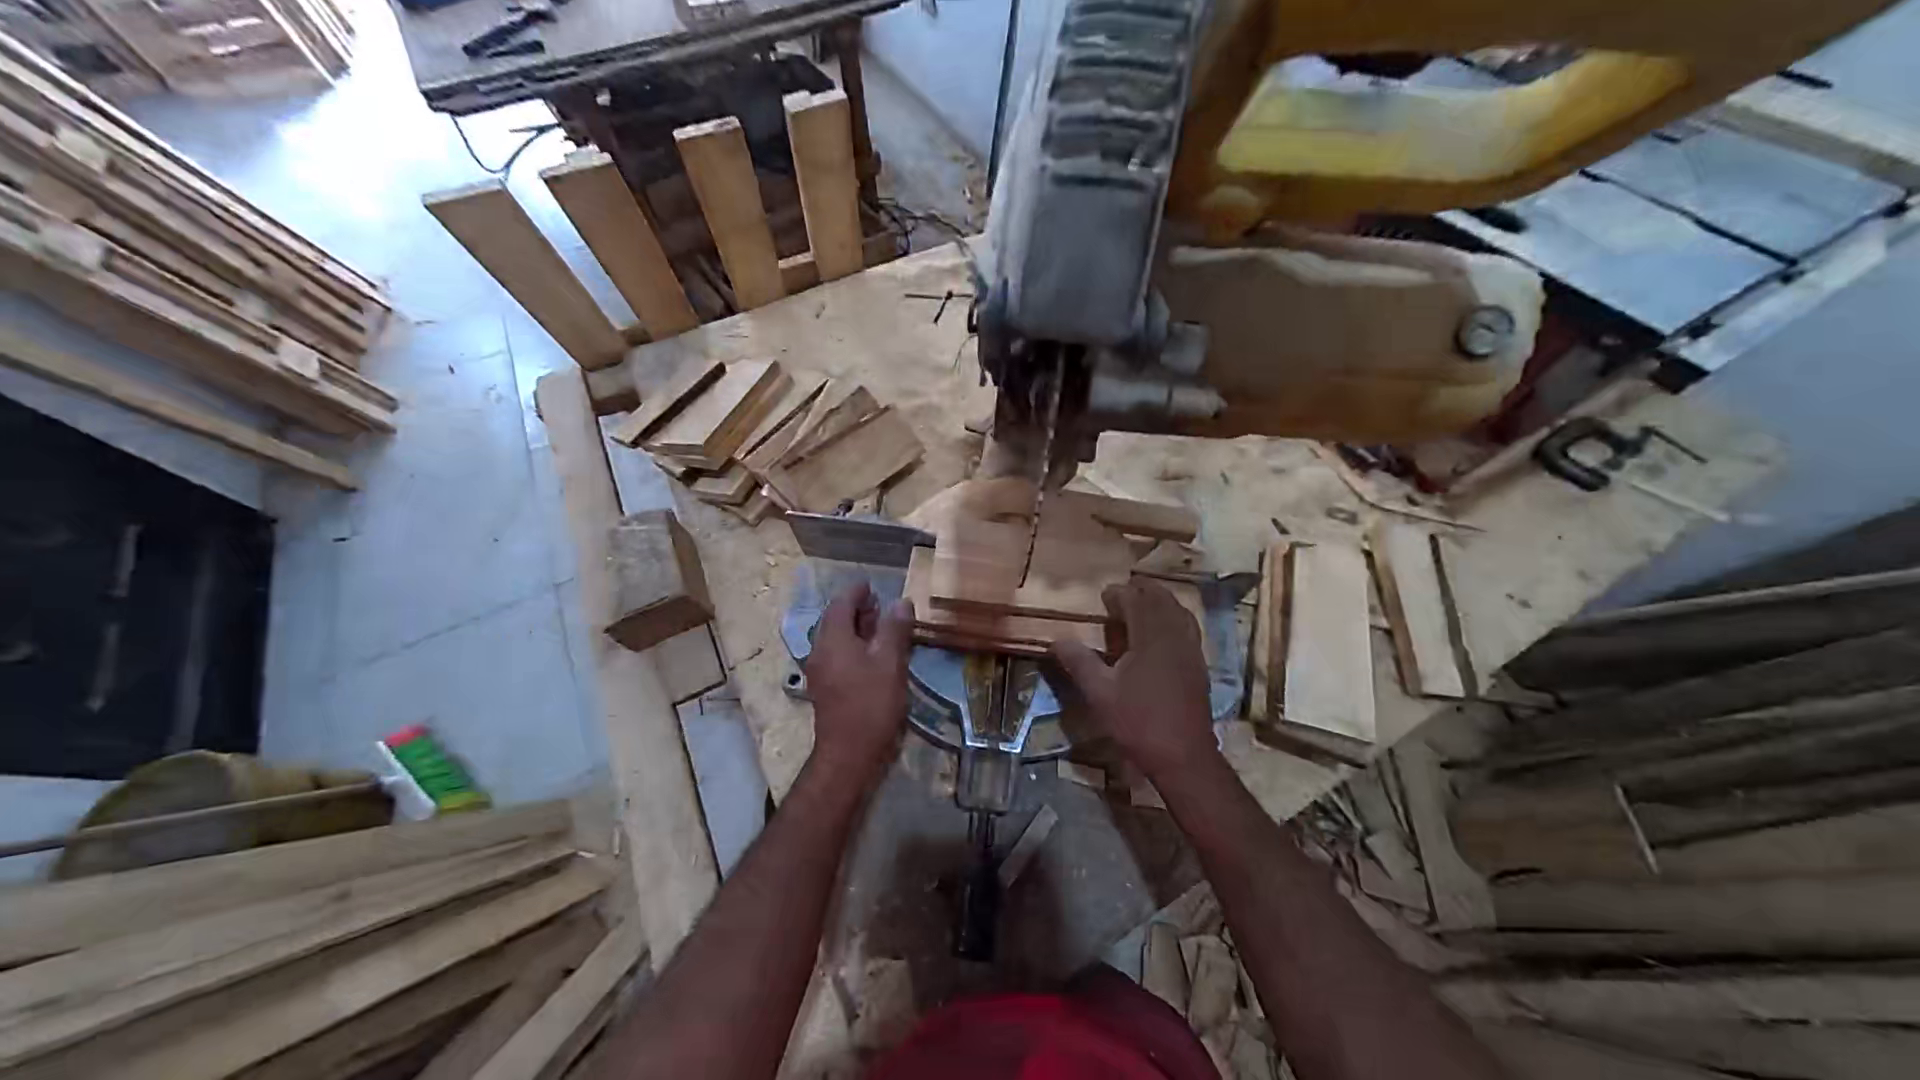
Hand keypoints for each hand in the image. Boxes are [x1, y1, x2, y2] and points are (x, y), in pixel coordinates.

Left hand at [805, 582, 913, 782]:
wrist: (850, 754)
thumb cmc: (871, 704)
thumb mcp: (890, 662)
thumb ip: (894, 629)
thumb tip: (900, 602)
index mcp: (832, 640)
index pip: (840, 604)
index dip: (856, 592)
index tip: (871, 585)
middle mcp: (820, 651)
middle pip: (835, 620)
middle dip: (856, 609)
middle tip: (880, 605)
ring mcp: (821, 672)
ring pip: (836, 639)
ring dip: (856, 629)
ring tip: (881, 627)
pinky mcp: (827, 689)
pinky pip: (838, 656)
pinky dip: (854, 647)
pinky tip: (874, 656)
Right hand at [1052, 580, 1216, 779]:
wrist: (1183, 755)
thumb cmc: (1138, 721)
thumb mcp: (1099, 693)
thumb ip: (1079, 662)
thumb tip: (1057, 640)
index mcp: (1150, 637)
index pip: (1136, 602)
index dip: (1119, 594)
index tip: (1104, 594)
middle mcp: (1175, 636)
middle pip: (1162, 600)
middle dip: (1143, 591)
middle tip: (1124, 591)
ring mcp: (1191, 650)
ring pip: (1179, 612)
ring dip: (1161, 602)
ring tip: (1144, 603)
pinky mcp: (1199, 666)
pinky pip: (1188, 628)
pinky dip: (1174, 618)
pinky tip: (1164, 632)